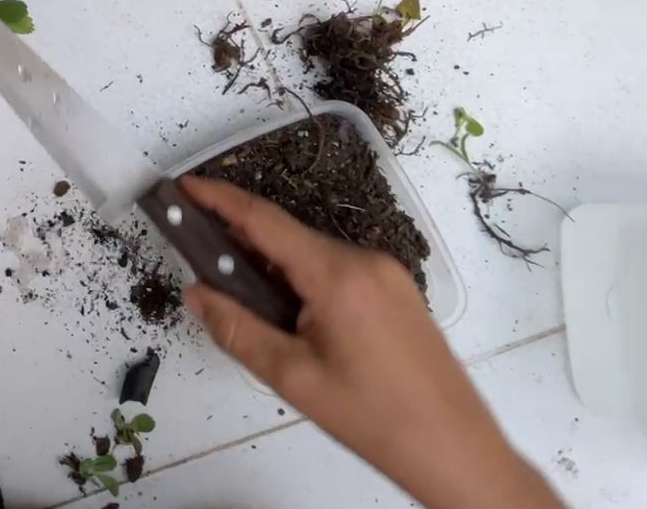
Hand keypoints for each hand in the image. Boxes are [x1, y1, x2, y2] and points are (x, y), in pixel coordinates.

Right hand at [180, 175, 562, 508]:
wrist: (465, 460)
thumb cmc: (376, 421)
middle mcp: (363, 260)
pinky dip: (295, 272)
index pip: (262, 219)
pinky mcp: (395, 290)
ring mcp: (385, 273)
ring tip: (234, 286)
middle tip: (194, 248)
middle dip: (235, 235)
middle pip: (283, 232)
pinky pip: (330, 265)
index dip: (216, 197)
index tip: (180, 186)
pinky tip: (280, 302)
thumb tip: (194, 292)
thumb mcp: (292, 378)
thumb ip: (235, 328)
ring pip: (306, 250)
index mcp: (337, 275)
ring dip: (266, 258)